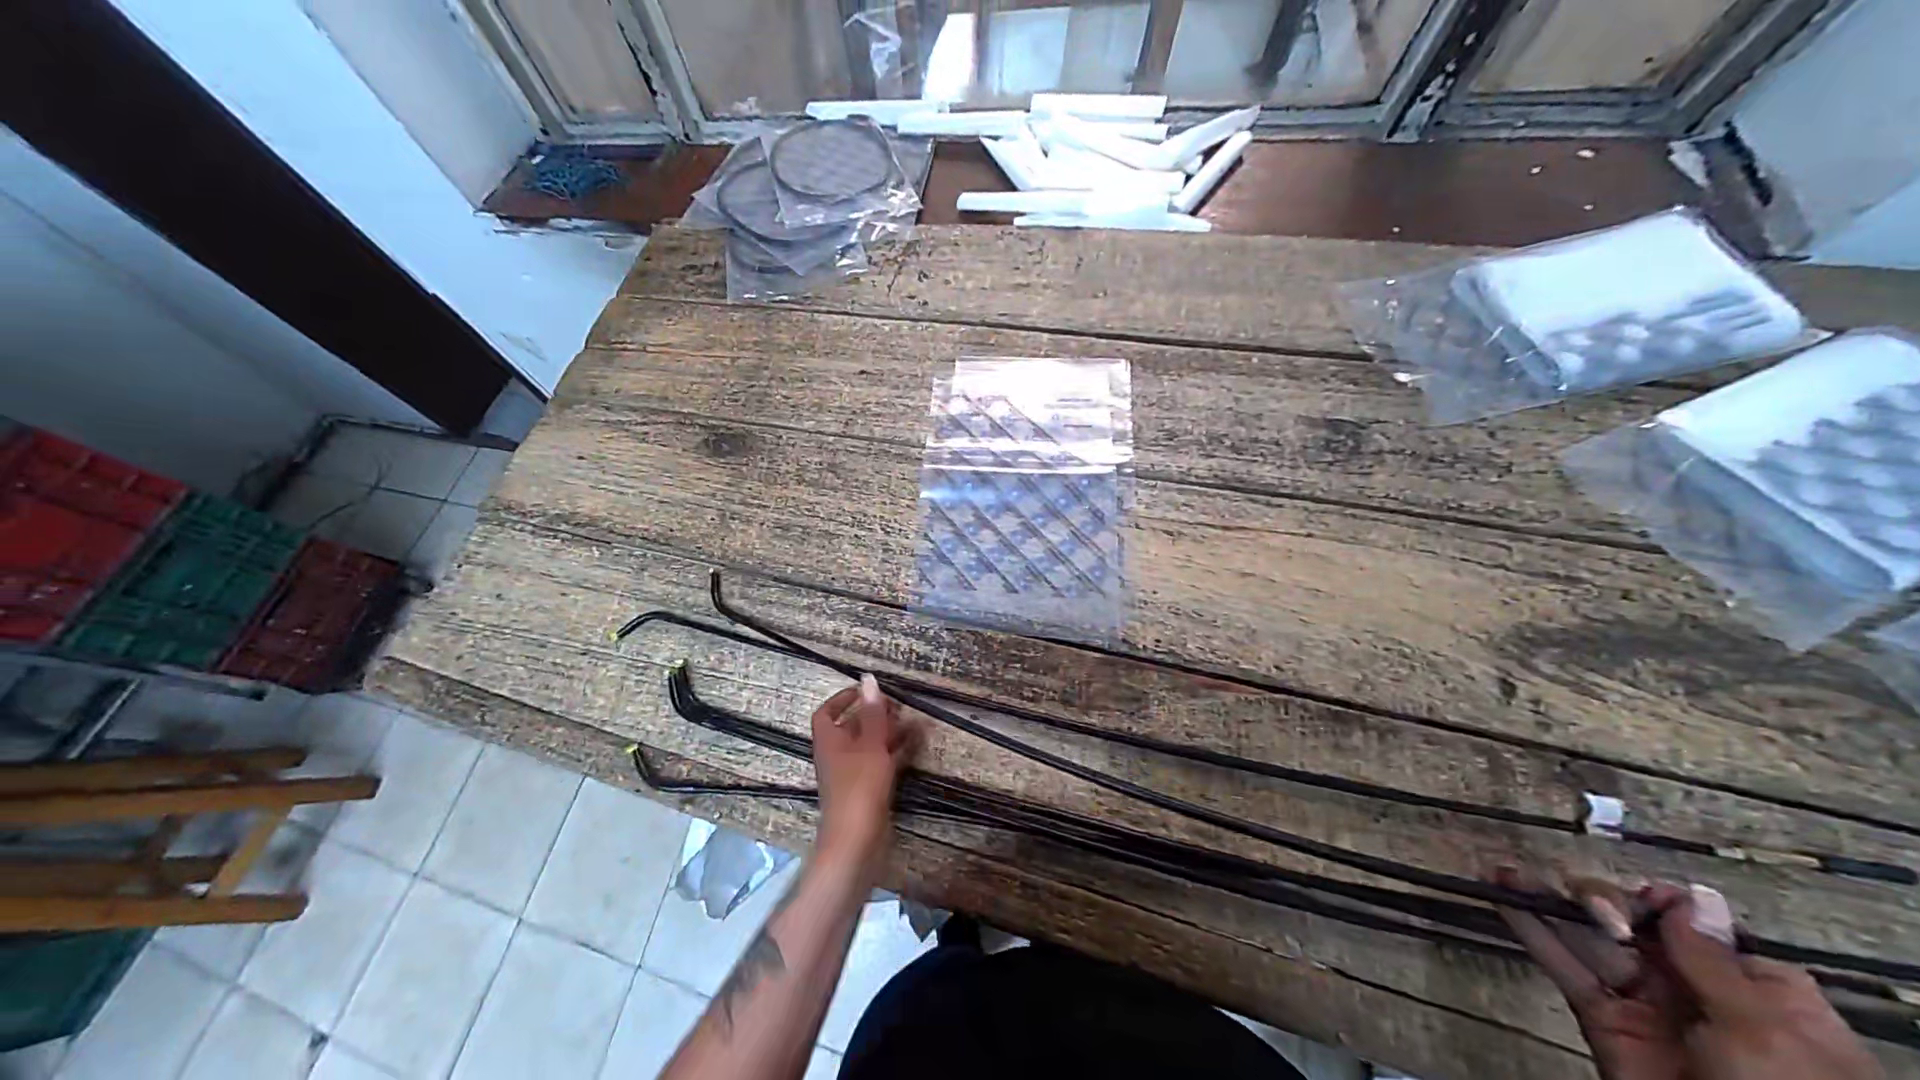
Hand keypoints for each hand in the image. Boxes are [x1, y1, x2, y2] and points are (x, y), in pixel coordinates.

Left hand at [810, 675, 919, 873]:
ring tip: (916, 722)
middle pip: (852, 728)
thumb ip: (873, 713)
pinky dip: (896, 752)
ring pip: (870, 746)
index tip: (866, 690)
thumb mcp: (869, 745)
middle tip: (900, 706)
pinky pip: (882, 763)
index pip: (826, 713)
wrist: (857, 841)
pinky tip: (916, 745)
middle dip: (875, 714)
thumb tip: (868, 679)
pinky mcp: (868, 790)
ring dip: (890, 733)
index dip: (842, 699)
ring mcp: (853, 775)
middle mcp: (837, 755)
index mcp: (829, 741)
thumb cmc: (859, 787)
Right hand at [1499, 872, 1881, 1079]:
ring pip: (1589, 940)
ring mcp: (1643, 1005)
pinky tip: (1503, 900)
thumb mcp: (1765, 1033)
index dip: (1662, 903)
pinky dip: (1531, 932)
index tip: (1644, 903)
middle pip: (1635, 924)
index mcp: (1756, 989)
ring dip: (1547, 902)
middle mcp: (1695, 989)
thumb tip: (1692, 894)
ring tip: (1504, 870)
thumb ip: (1714, 963)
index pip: (1695, 922)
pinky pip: (1565, 968)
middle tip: (1580, 899)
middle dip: (1599, 900)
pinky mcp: (1602, 1021)